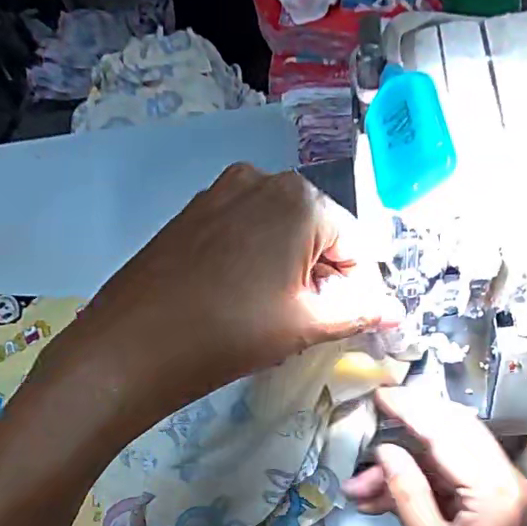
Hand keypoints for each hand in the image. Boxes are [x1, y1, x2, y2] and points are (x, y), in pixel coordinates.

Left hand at [51, 164, 400, 428]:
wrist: (132, 345)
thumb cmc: (229, 333)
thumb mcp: (303, 325)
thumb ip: (357, 311)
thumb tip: (394, 307)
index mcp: (299, 198)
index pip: (354, 245)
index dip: (351, 289)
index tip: (327, 323)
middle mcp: (261, 179)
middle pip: (316, 234)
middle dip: (316, 276)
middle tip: (291, 322)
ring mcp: (219, 192)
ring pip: (277, 233)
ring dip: (283, 271)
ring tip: (258, 314)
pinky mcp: (190, 213)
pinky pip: (241, 234)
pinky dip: (249, 263)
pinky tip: (229, 299)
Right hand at [342, 386, 526, 525]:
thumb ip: (408, 495)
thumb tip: (385, 450)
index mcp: (495, 490)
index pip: (447, 432)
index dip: (410, 410)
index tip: (377, 394)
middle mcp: (505, 480)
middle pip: (452, 433)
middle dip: (405, 430)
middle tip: (366, 426)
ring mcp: (501, 492)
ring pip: (446, 458)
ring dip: (404, 466)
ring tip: (358, 488)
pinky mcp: (492, 506)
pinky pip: (450, 481)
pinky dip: (417, 485)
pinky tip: (378, 499)